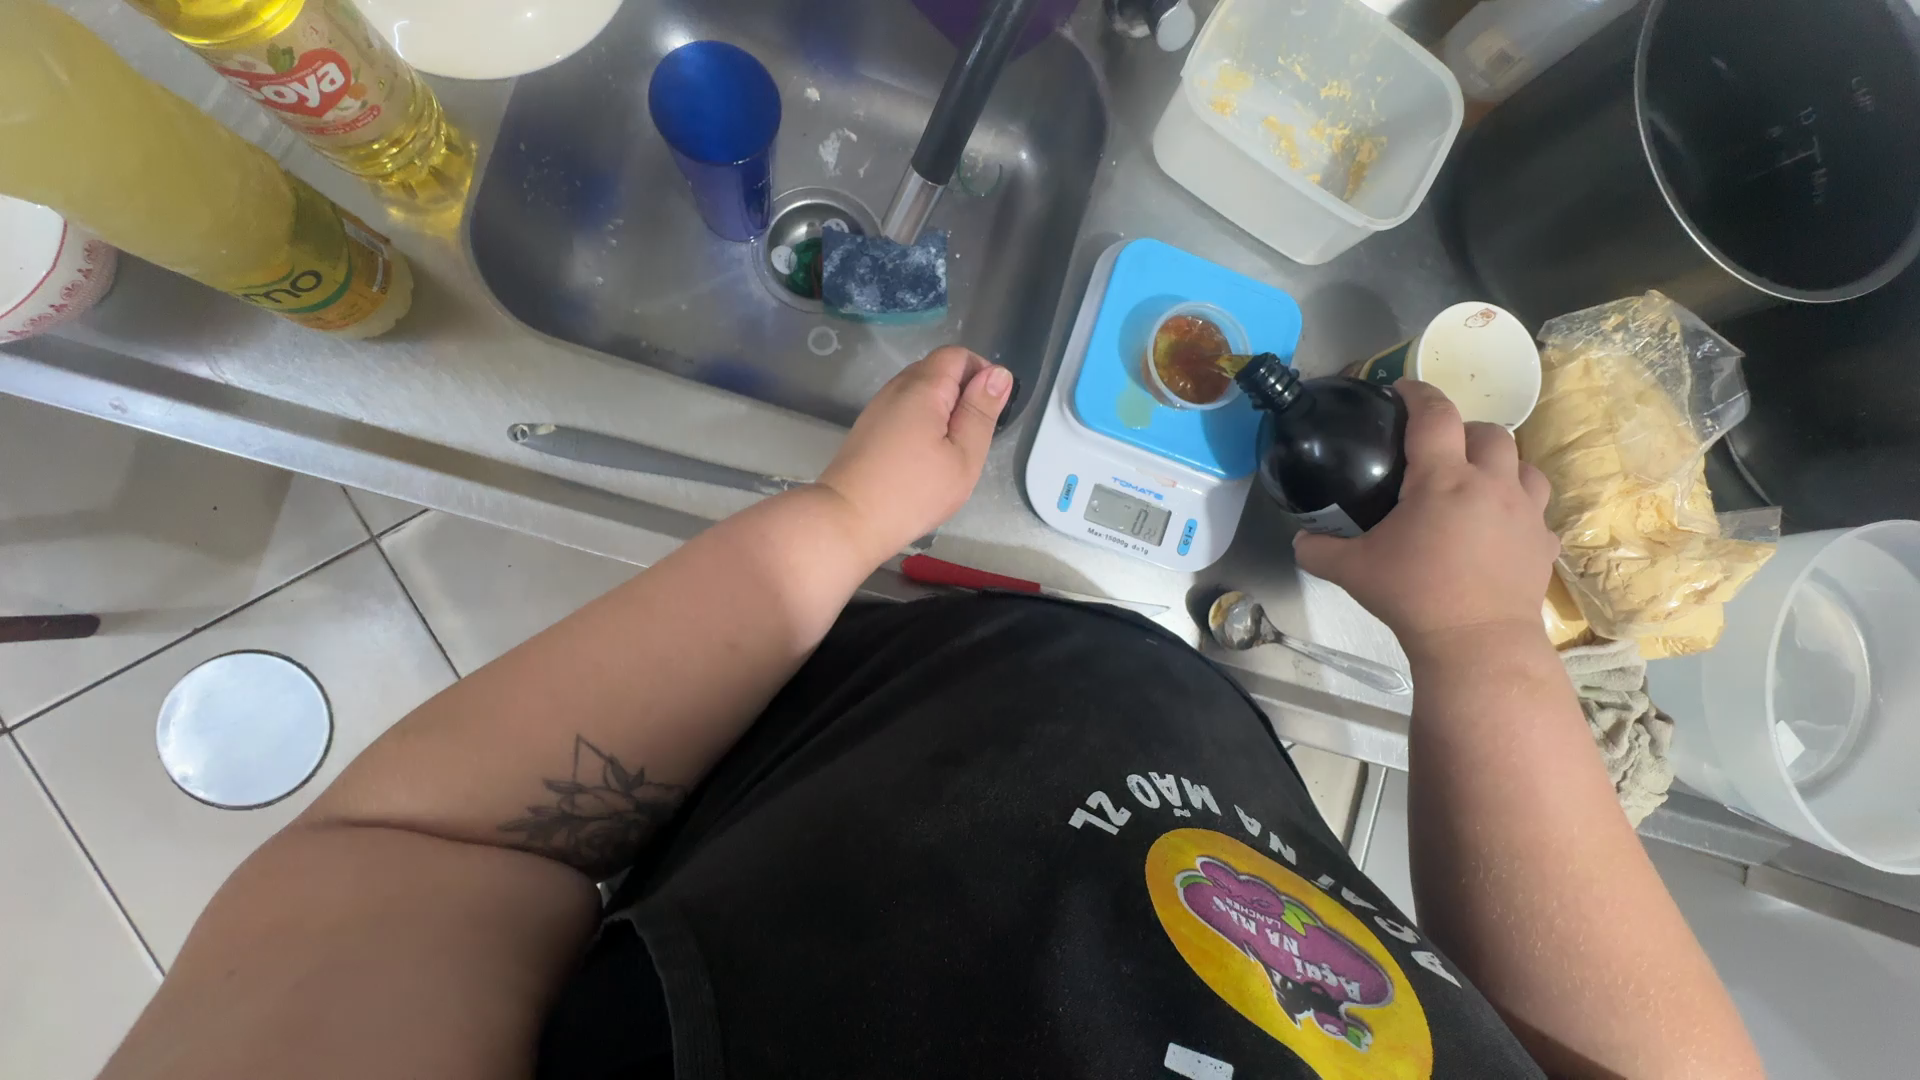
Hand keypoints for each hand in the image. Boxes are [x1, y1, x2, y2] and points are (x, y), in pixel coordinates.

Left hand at [816, 346, 1011, 556]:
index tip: (990, 410)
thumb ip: (981, 412)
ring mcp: (878, 406)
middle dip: (962, 392)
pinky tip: (924, 456)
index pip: (957, 354)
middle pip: (937, 369)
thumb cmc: (914, 492)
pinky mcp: (868, 427)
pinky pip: (903, 409)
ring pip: (919, 391)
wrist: (849, 519)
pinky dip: (922, 421)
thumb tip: (998, 374)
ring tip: (950, 449)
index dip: (981, 373)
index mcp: (924, 387)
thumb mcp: (963, 456)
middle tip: (972, 434)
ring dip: (941, 409)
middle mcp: (897, 387)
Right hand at [1292, 379, 1558, 658]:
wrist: (1475, 640)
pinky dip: (1517, 506)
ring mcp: (1526, 512)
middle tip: (1438, 449)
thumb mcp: (1350, 571)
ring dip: (1499, 463)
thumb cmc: (1412, 595)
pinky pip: (1536, 509)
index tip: (1403, 390)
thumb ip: (1317, 550)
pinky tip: (1498, 526)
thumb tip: (1299, 540)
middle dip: (1463, 430)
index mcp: (1442, 480)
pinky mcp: (1543, 542)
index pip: (1434, 416)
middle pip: (1489, 432)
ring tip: (1476, 482)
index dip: (1418, 393)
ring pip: (1524, 464)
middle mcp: (1491, 484)